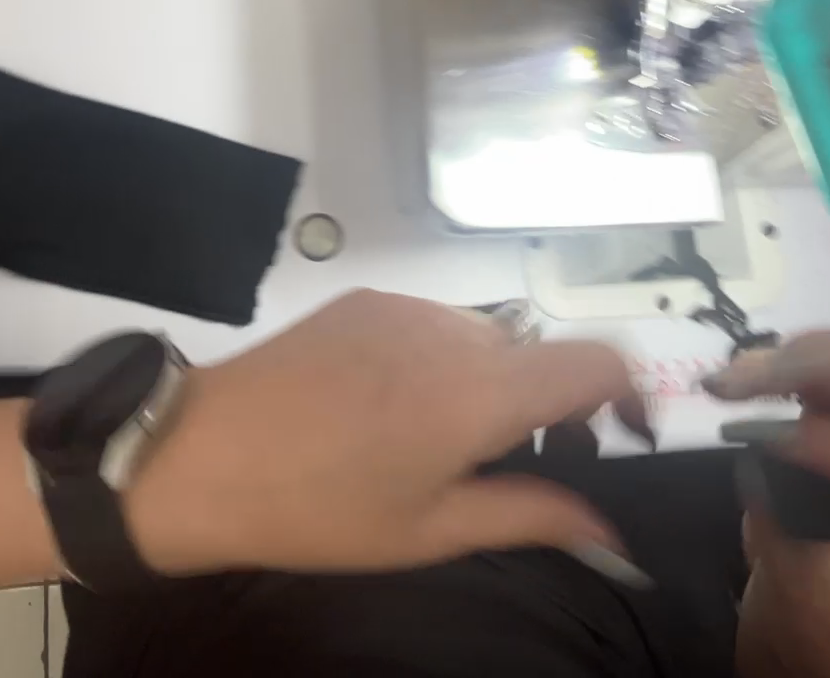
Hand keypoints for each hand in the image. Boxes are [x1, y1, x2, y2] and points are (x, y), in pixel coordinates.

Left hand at [125, 290, 642, 575]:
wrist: (205, 452)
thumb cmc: (321, 507)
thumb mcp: (431, 528)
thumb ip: (531, 515)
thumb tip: (610, 533)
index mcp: (479, 391)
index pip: (595, 360)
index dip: (624, 394)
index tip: (610, 438)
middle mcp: (451, 329)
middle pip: (535, 352)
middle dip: (543, 403)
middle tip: (503, 460)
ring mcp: (401, 304)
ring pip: (481, 336)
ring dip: (485, 379)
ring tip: (430, 435)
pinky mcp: (362, 296)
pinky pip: (429, 321)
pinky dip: (437, 356)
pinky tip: (386, 399)